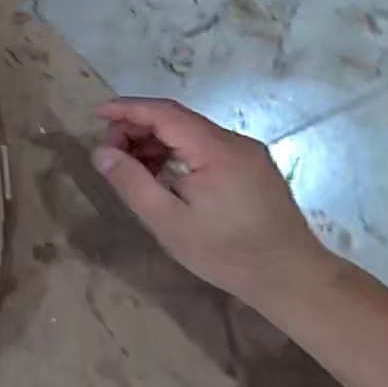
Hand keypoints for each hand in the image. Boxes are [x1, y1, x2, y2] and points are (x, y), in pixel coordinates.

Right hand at [94, 97, 337, 301]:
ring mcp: (246, 154)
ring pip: (190, 133)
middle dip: (137, 127)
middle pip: (177, 119)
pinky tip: (159, 174)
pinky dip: (175, 152)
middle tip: (109, 152)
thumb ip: (131, 182)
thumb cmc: (225, 251)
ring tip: (129, 166)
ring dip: (154, 141)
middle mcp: (234, 143)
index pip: (165, 113)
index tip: (97, 114)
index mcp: (216, 150)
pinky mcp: (250, 168)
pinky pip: (204, 147)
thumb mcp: (167, 220)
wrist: (291, 277)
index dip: (127, 109)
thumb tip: (100, 152)